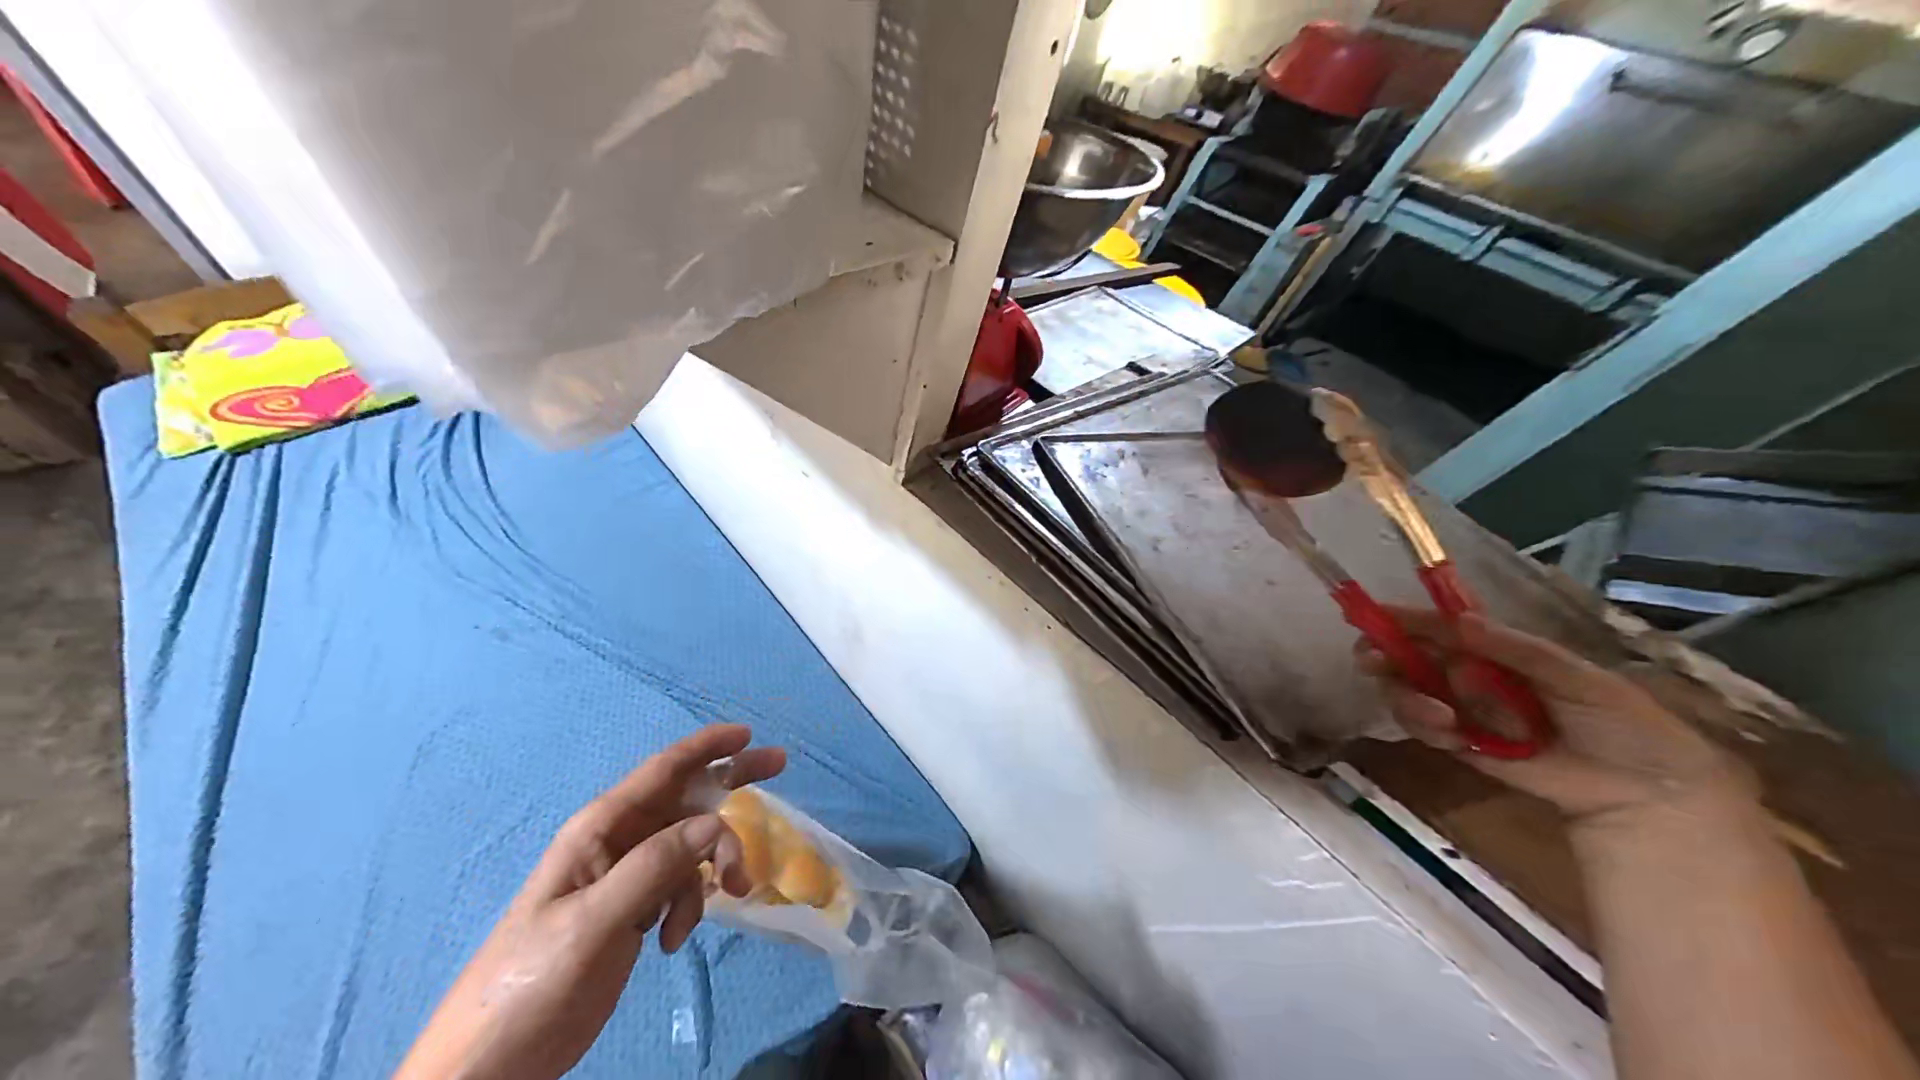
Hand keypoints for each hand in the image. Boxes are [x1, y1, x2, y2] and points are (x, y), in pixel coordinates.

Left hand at [394, 724, 786, 1079]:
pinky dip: (691, 905)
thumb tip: (713, 822)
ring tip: (733, 892)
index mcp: (601, 829)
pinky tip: (671, 940)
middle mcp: (618, 842)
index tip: (749, 734)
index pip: (663, 771)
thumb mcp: (593, 921)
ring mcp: (627, 876)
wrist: (496, 1059)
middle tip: (779, 765)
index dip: (706, 746)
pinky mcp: (634, 909)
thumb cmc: (533, 979)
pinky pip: (682, 885)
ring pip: (692, 845)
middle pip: (687, 797)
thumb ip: (653, 867)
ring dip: (716, 865)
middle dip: (732, 780)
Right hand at [1355, 609, 1757, 834]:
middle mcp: (1469, 673)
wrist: (1646, 791)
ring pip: (1407, 692)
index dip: (1404, 620)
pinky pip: (1424, 729)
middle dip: (1385, 657)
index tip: (1371, 617)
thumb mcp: (1578, 676)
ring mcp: (1461, 709)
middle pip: (1407, 657)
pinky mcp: (1459, 743)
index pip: (1439, 627)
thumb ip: (1516, 650)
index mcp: (1496, 649)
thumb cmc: (1622, 721)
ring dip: (1409, 698)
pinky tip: (1451, 734)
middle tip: (1373, 663)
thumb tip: (1457, 621)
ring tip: (1440, 716)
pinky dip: (1427, 728)